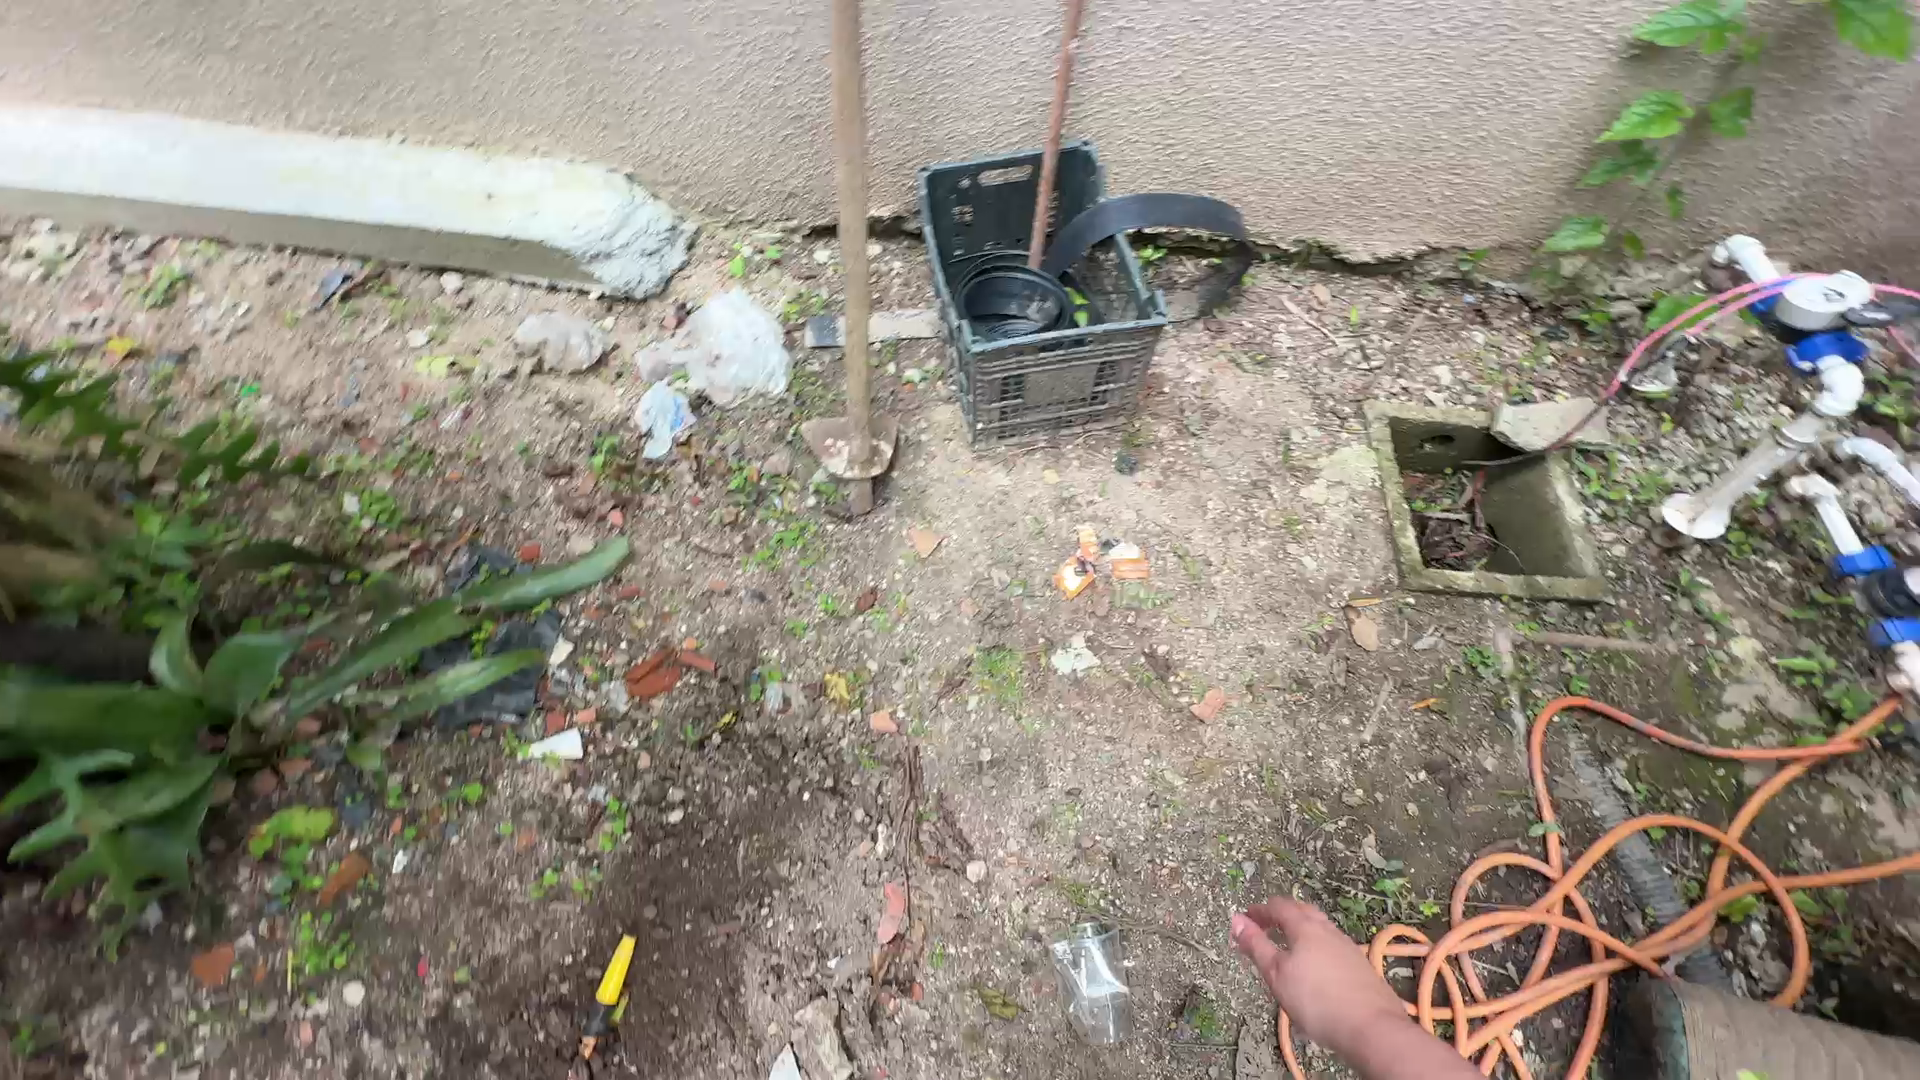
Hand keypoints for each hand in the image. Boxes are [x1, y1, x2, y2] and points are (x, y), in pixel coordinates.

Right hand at [1230, 896, 1410, 1056]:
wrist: (1374, 1029)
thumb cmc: (1317, 1000)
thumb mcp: (1276, 974)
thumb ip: (1256, 945)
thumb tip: (1236, 919)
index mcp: (1304, 927)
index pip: (1278, 906)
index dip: (1259, 910)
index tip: (1246, 919)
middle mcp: (1327, 930)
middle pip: (1302, 910)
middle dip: (1282, 914)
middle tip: (1268, 926)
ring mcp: (1348, 947)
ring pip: (1321, 927)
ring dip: (1302, 928)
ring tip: (1291, 945)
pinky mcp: (1361, 966)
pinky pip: (1333, 944)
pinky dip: (1319, 945)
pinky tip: (1318, 966)